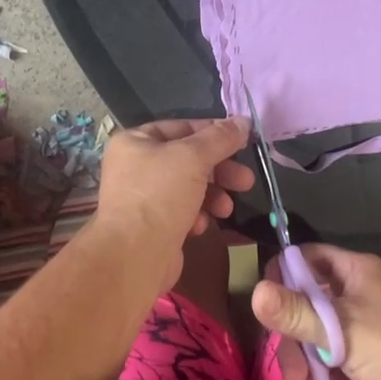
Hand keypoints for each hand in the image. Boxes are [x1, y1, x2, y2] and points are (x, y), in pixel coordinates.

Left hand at [95, 118, 254, 284]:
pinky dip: (196, 216)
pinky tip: (201, 226)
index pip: (181, 127)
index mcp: (136, 141)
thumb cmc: (160, 196)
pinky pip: (182, 212)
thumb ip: (220, 138)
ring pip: (188, 187)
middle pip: (188, 159)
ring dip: (212, 195)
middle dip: (220, 170)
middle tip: (246, 180)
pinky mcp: (153, 226)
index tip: (243, 141)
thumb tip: (243, 121)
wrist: (134, 258)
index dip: (213, 132)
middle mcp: (136, 166)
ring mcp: (143, 198)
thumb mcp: (194, 158)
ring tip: (226, 209)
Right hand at [253, 244, 380, 379]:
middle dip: (296, 349)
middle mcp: (358, 295)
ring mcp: (363, 332)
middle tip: (293, 378)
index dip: (283, 277)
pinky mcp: (367, 366)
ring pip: (316, 346)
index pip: (307, 259)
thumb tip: (254, 291)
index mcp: (356, 271)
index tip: (268, 307)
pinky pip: (333, 371)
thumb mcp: (341, 330)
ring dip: (311, 378)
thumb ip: (295, 312)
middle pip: (305, 311)